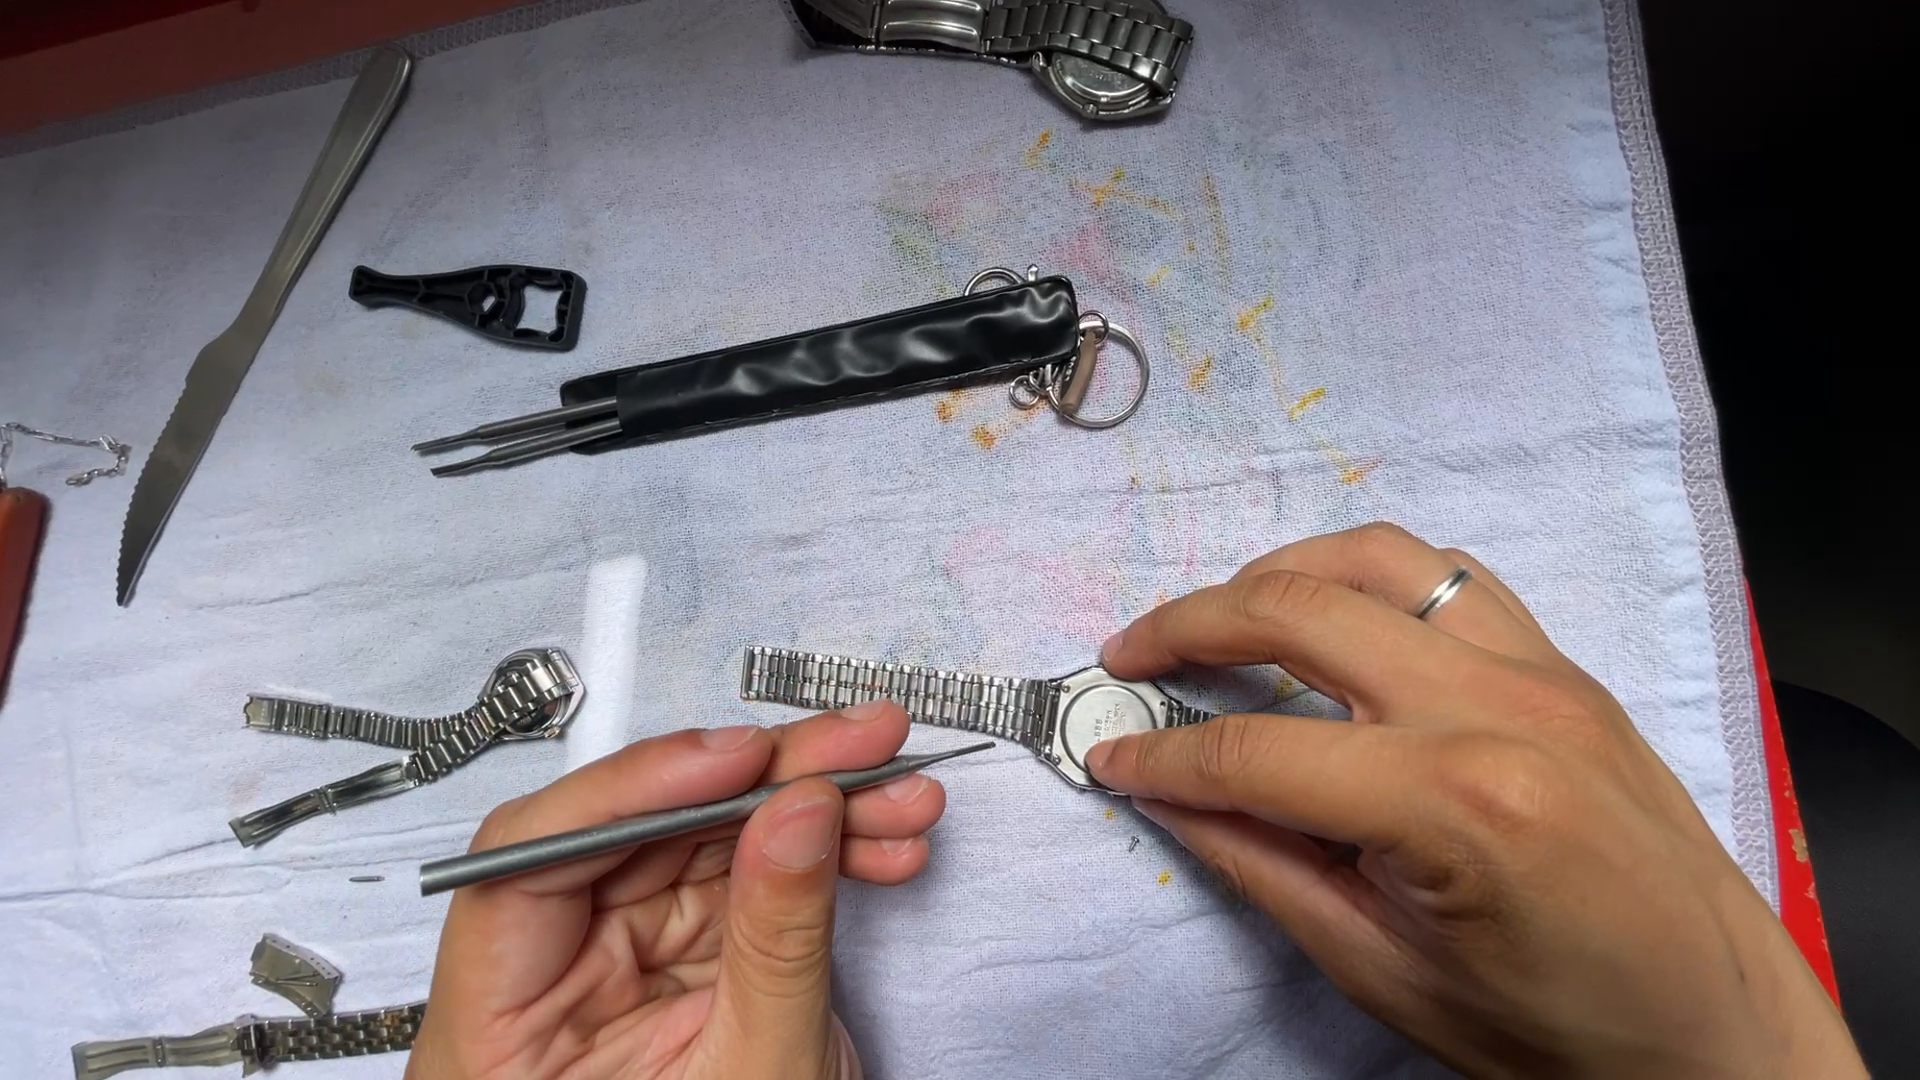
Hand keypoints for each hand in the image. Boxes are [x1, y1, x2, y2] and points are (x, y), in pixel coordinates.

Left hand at [405, 703, 944, 1079]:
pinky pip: (763, 869)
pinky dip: (831, 852)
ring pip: (723, 833)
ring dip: (825, 806)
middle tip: (862, 743)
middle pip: (653, 826)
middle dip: (776, 775)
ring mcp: (634, 954)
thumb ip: (775, 937)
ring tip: (902, 797)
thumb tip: (800, 805)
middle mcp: (556, 976)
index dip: (638, 788)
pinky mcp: (698, 946)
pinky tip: (886, 845)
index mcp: (498, 1040)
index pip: (528, 864)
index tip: (746, 758)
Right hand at [1086, 523, 1864, 1079]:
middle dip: (1184, 627)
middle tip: (1127, 653)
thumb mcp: (1371, 963)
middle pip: (1296, 614)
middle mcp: (1495, 705)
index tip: (1105, 754)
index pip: (1256, 753)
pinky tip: (1328, 611)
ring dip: (1270, 574)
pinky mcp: (1558, 661)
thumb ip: (1250, 857)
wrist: (1726, 1044)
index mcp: (1452, 803)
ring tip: (1217, 615)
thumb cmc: (1545, 1029)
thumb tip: (1156, 790)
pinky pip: (1440, 572)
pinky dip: (1357, 573)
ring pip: (1370, 557)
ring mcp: (1537, 667)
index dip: (1162, 756)